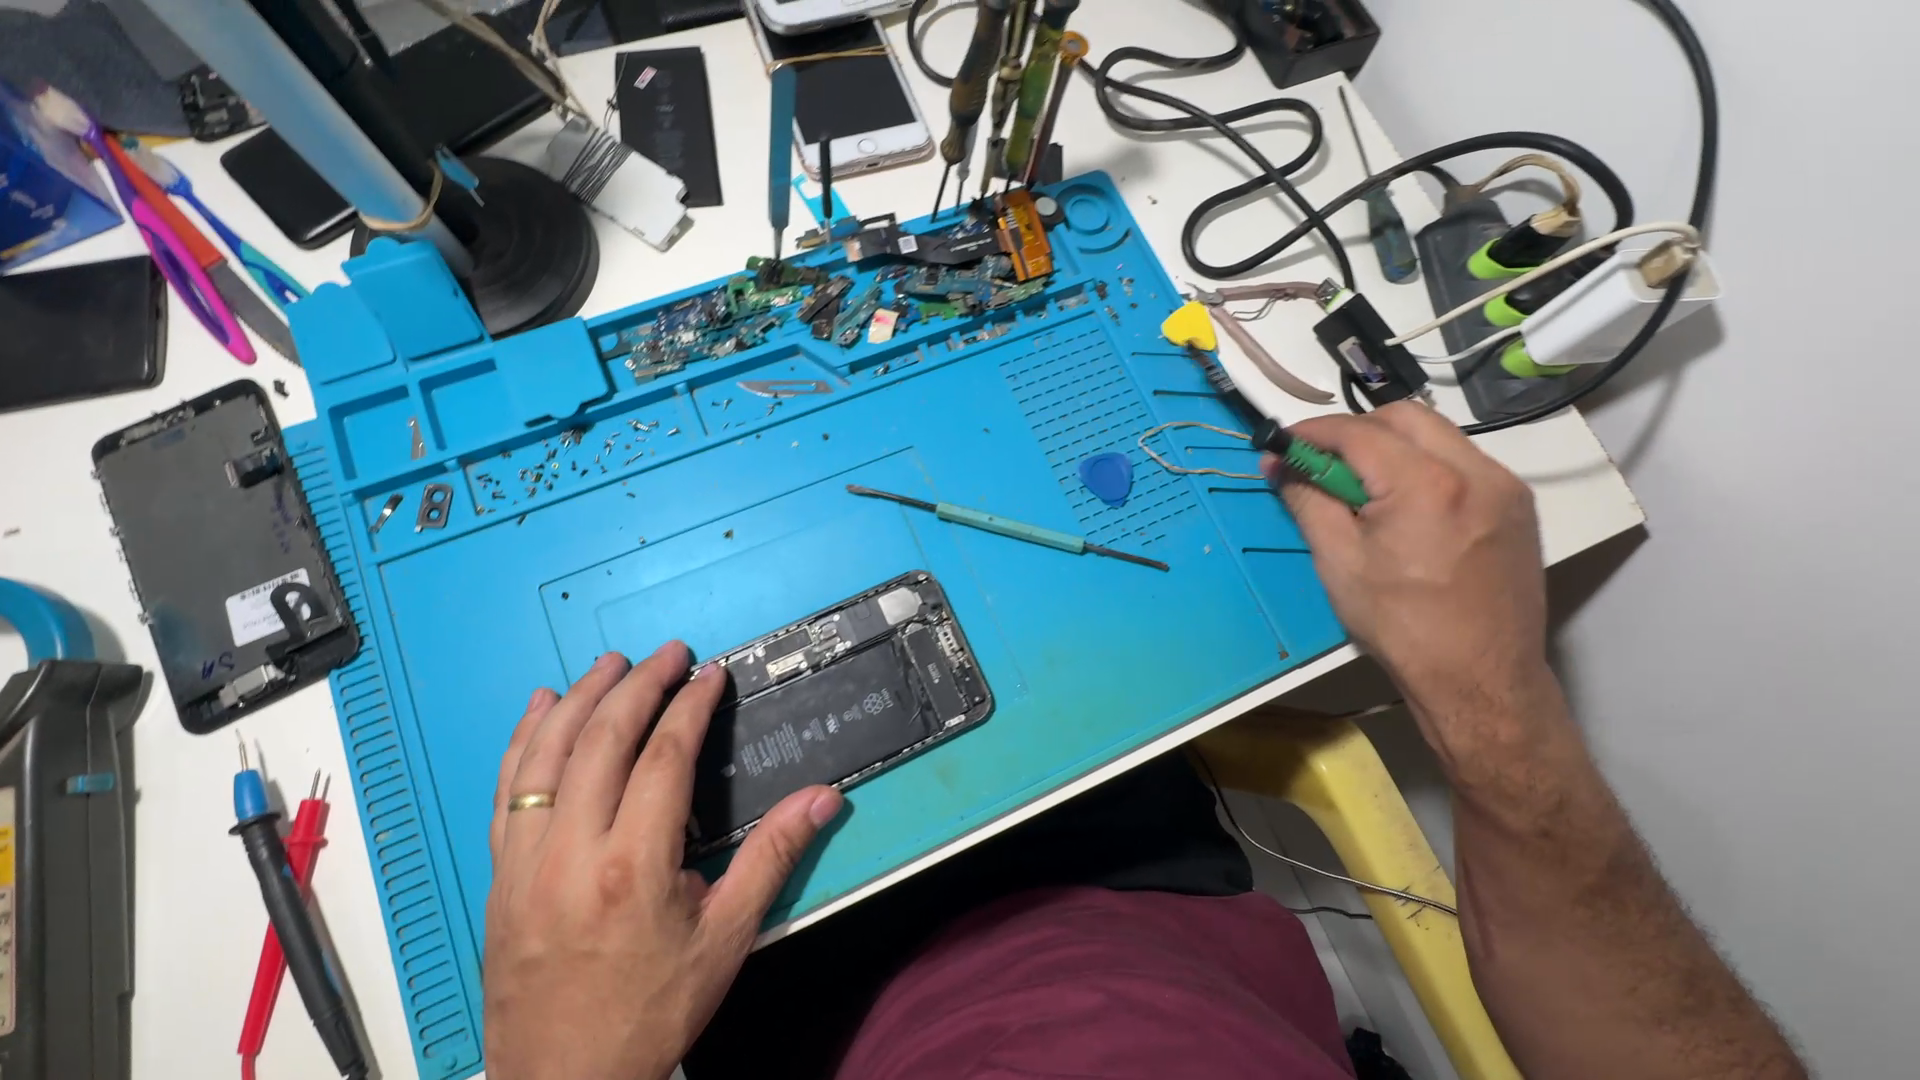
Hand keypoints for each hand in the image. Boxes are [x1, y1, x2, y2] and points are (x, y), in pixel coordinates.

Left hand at [484, 643, 843, 1079]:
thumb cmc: (653, 1008)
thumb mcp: (728, 938)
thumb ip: (773, 857)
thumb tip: (824, 797)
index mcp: (632, 865)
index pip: (663, 758)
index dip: (690, 706)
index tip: (710, 674)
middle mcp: (569, 851)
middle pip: (601, 741)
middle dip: (638, 685)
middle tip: (669, 653)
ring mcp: (523, 861)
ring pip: (545, 756)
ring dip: (579, 699)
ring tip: (610, 663)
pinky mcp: (499, 874)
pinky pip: (506, 791)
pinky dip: (523, 741)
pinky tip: (539, 709)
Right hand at [1266, 404, 1556, 748]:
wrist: (1480, 677)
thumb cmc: (1400, 625)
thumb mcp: (1339, 562)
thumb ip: (1307, 500)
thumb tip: (1277, 465)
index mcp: (1426, 485)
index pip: (1359, 432)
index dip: (1312, 432)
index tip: (1281, 444)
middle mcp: (1476, 470)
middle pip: (1404, 416)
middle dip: (1354, 431)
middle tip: (1320, 463)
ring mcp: (1504, 485)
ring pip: (1436, 434)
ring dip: (1390, 446)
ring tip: (1360, 488)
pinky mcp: (1517, 504)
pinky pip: (1461, 461)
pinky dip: (1422, 466)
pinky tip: (1403, 506)